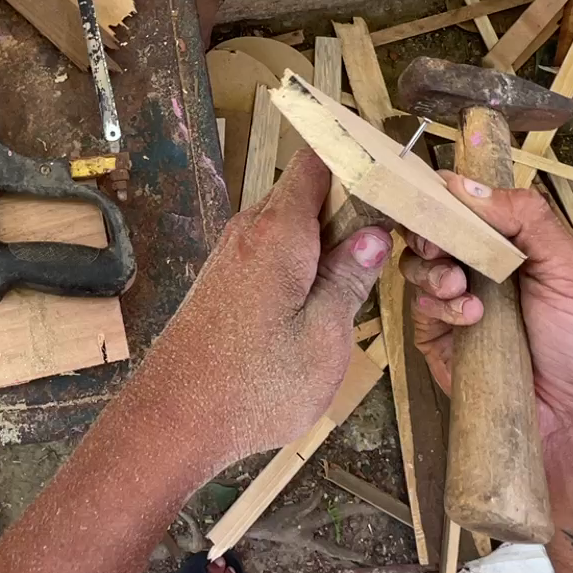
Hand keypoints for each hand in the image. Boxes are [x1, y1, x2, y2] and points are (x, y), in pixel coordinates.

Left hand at [124, 149, 389, 471]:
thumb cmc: (256, 383)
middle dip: (348, 204)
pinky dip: (301, 257)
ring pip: (289, 222)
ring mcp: (232, 251)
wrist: (177, 414)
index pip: (315, 161)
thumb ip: (350, 277)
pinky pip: (271, 247)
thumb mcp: (325, 335)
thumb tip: (375, 232)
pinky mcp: (225, 275)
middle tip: (395, 234)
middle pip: (305, 191)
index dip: (355, 158)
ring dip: (326, 236)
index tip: (395, 178)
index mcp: (278, 231)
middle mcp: (249, 229)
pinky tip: (322, 292)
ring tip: (365, 267)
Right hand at [406, 173, 572, 451]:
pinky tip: (469, 319)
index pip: (470, 205)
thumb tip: (465, 184)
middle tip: (440, 242)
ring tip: (459, 289)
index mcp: (513, 246)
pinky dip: (439, 306)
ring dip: (433, 270)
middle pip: (432, 229)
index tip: (436, 190)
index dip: (449, 195)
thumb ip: (528, 221)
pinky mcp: (435, 335)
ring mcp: (453, 302)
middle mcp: (478, 269)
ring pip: (416, 264)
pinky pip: (418, 307)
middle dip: (430, 230)